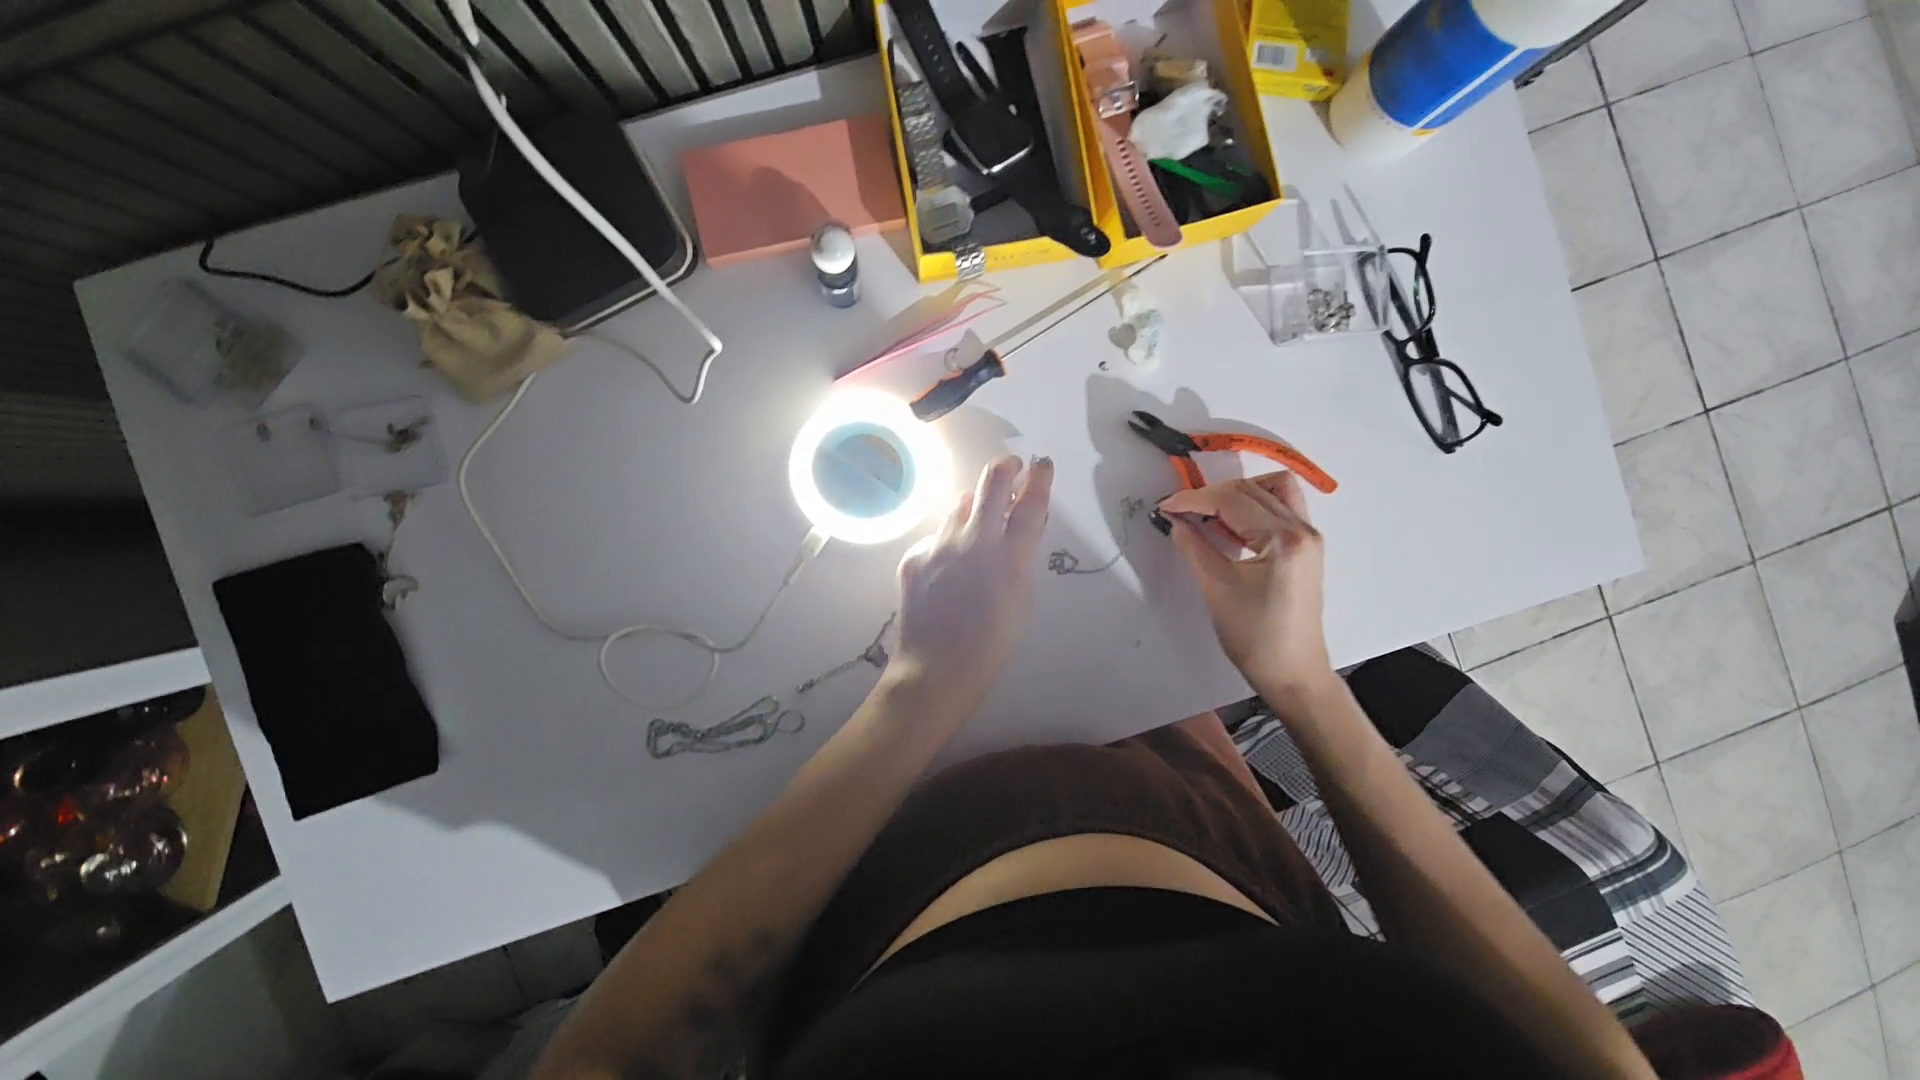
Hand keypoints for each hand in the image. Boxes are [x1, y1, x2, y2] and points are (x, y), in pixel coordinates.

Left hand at [890, 455, 1053, 712]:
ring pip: (960, 505)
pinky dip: (948, 543)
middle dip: (1005, 468)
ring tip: (981, 520)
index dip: (1040, 479)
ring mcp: (939, 546)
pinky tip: (948, 569)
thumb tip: (1020, 530)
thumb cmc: (992, 644)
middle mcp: (974, 542)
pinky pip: (936, 537)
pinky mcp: (914, 557)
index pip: (1031, 504)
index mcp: (1010, 558)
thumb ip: (1022, 559)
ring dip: (976, 504)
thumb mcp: (1022, 600)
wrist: (937, 669)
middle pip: (992, 482)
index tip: (1043, 464)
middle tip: (1012, 466)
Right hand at [1161, 471, 1335, 701]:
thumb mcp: (1217, 589)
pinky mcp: (1305, 550)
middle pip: (1253, 488)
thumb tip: (1177, 522)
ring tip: (1209, 518)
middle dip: (1212, 494)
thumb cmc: (1255, 637)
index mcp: (1283, 539)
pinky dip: (1252, 509)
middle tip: (1181, 512)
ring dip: (1237, 495)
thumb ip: (1194, 548)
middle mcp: (1302, 530)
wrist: (1293, 672)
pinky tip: (1230, 529)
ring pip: (1273, 491)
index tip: (1165, 506)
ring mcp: (1308, 539)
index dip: (1194, 498)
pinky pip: (1280, 510)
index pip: (1233, 500)